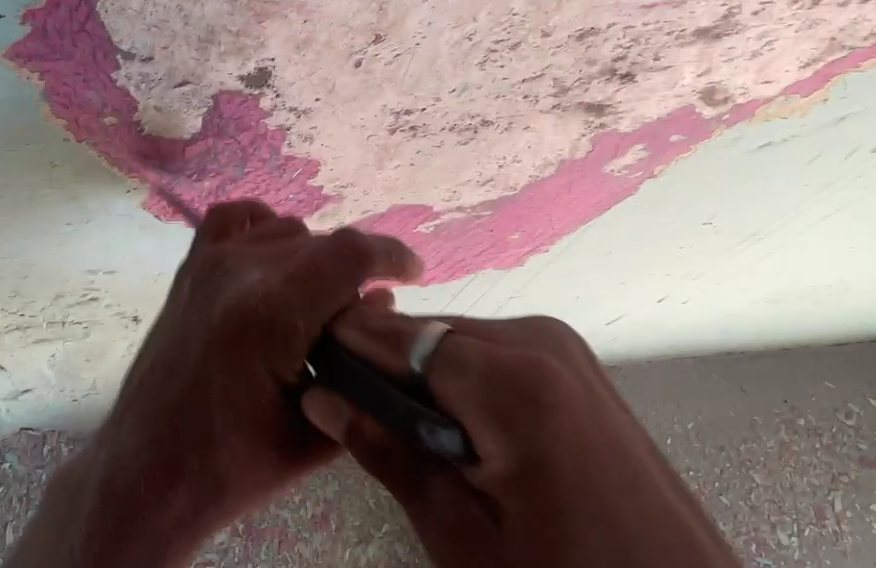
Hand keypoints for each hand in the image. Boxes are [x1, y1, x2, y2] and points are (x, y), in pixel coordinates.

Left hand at [9, 200, 420, 567]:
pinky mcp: (189, 270)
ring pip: (284, 230)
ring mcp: (208, 264)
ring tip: (323, 301)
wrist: (148, 471)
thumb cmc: (233, 465)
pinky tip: (277, 260)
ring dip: (313, 257)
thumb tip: (380, 304)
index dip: (392, 255)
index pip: (350, 252)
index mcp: (272, 311)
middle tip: (366, 315)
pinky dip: (262, 226)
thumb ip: (356, 362)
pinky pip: (233, 219)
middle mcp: (239, 271)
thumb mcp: (312, 426)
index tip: (414, 273)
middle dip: (354, 271)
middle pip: (321, 242)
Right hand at [301, 309, 737, 567]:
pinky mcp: (574, 363)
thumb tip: (320, 397)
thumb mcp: (465, 540)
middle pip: (426, 335)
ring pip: (454, 341)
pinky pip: (490, 354)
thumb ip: (389, 455)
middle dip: (382, 369)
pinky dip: (460, 382)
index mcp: (514, 380)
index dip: (343, 349)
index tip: (302, 369)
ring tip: (402, 434)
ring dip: (420, 378)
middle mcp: (539, 340)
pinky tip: (454, 432)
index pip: (397, 337)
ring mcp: (563, 347)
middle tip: (346, 416)